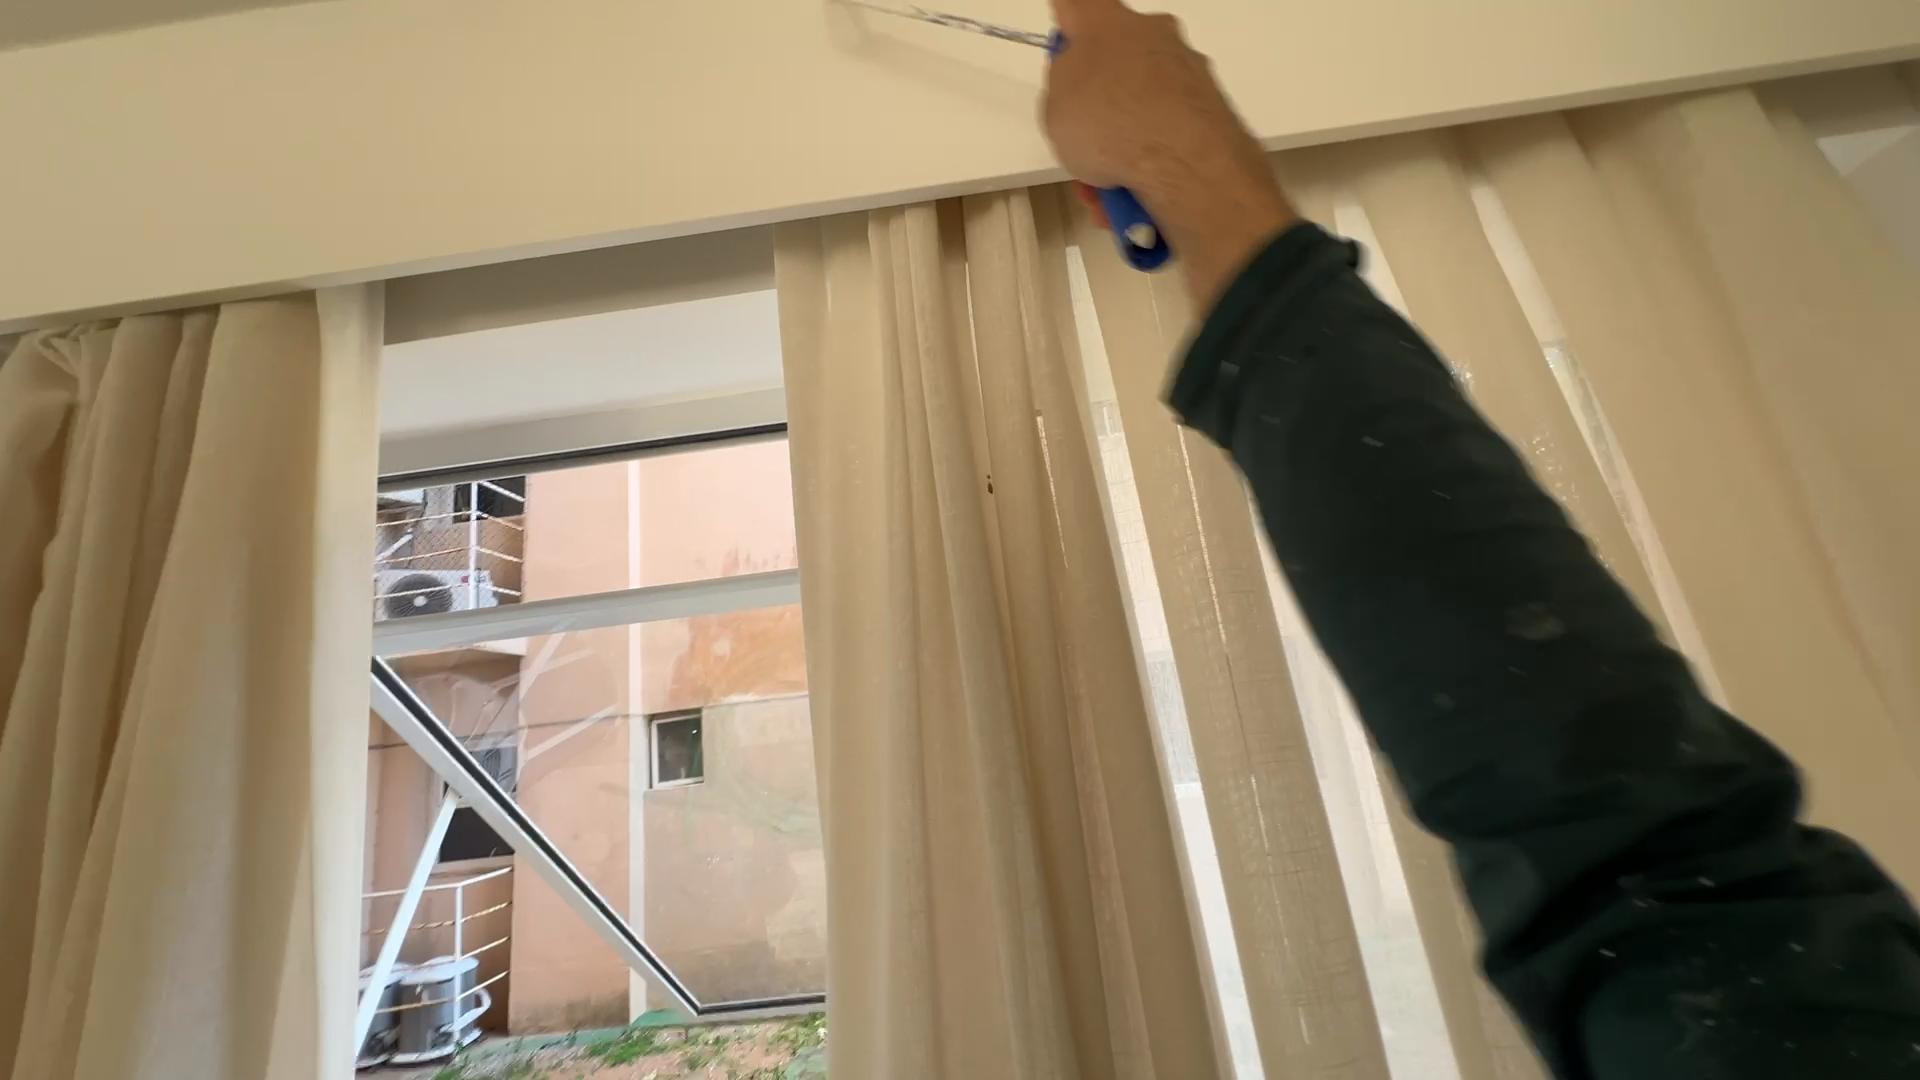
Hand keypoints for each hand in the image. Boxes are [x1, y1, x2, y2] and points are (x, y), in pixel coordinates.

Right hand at [1043, 0, 1295, 303]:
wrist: (1180, 157)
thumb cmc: (1108, 121)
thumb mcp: (1055, 108)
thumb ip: (1062, 89)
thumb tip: (1079, 87)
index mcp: (1107, 22)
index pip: (1076, 6)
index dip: (1065, 24)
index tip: (1062, 43)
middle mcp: (1152, 34)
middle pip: (1115, 69)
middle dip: (1097, 115)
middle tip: (1082, 157)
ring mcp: (1185, 71)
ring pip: (1140, 113)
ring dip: (1118, 156)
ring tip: (1105, 197)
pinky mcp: (1209, 110)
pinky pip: (1165, 139)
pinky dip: (1146, 168)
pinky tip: (1133, 201)